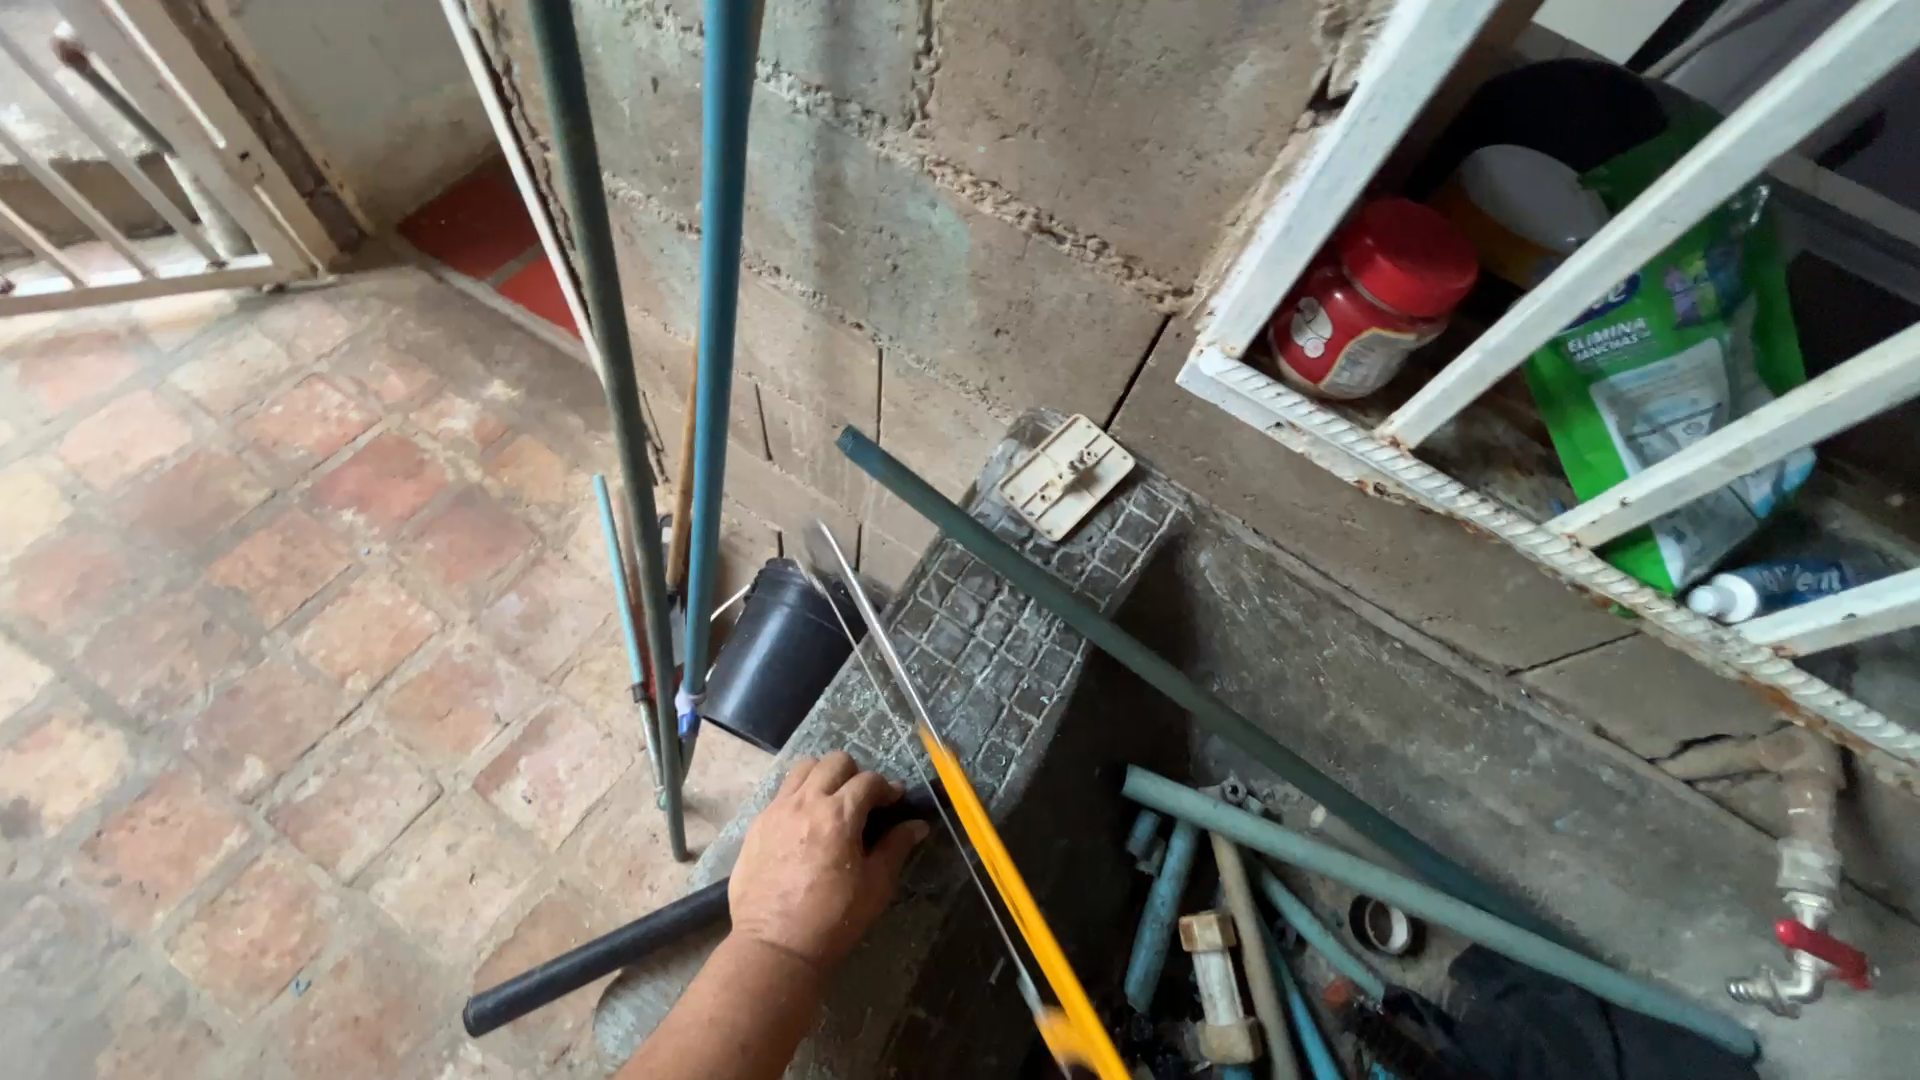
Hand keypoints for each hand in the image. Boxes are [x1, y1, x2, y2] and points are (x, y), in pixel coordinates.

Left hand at [728, 751, 929, 971]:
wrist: (773, 947)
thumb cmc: (832, 918)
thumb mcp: (875, 885)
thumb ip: (896, 847)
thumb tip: (918, 825)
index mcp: (839, 814)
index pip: (869, 780)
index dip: (887, 787)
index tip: (894, 801)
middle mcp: (806, 802)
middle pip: (835, 762)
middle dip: (855, 774)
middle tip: (861, 801)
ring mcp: (777, 809)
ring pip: (804, 767)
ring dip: (823, 776)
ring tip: (830, 802)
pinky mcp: (758, 823)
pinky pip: (782, 792)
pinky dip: (799, 795)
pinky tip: (805, 823)